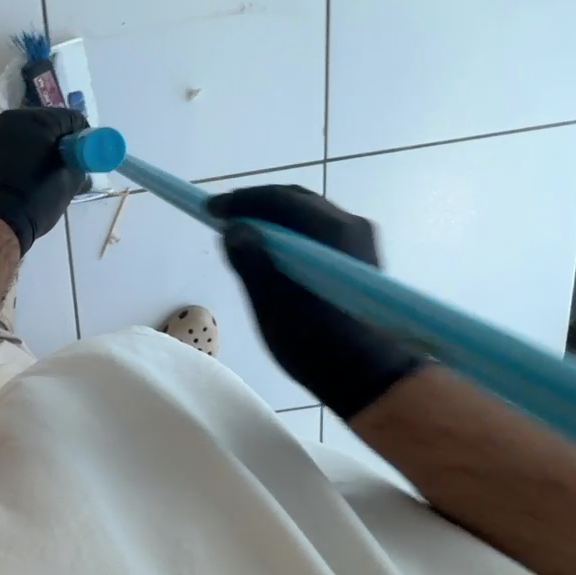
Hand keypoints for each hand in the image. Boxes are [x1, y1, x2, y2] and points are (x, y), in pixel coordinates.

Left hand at [0, 107, 89, 253]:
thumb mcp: (67, 185)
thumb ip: (77, 164)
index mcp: (37, 119)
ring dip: (29, 152)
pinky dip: (8, 161)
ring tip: (31, 180)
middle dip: (53, 145)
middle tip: (58, 171)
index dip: (81, 139)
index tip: (82, 159)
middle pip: (41, 126)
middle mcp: (8, 118)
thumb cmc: (32, 201)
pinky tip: (10, 184)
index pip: (71, 119)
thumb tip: (75, 161)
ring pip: (17, 138)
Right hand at [208, 185, 420, 417]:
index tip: (209, 208)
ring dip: (272, 220)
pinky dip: (289, 235)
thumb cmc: (314, 341)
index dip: (241, 201)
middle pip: (297, 202)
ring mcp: (359, 242)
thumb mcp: (271, 303)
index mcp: (331, 232)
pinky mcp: (358, 260)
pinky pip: (317, 234)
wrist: (365, 375)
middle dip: (256, 206)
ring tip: (243, 234)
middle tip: (223, 216)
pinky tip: (270, 252)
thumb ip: (251, 261)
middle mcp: (351, 226)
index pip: (280, 200)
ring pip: (308, 217)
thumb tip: (233, 229)